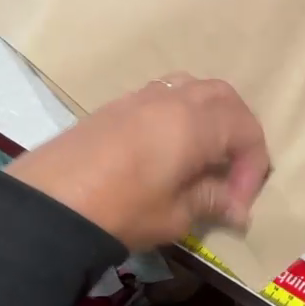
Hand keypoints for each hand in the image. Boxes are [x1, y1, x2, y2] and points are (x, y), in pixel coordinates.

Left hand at [7, 73, 270, 250]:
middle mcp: (173, 99)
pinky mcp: (118, 107)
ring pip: (194, 90)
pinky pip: (166, 97)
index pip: (247, 131)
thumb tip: (236, 208)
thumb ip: (212, 202)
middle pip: (225, 98)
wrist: (52, 203)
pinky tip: (174, 155)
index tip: (238, 206)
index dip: (253, 170)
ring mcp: (142, 97)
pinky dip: (183, 119)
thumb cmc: (124, 210)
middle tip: (234, 174)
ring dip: (212, 121)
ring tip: (206, 160)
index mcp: (195, 124)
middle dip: (240, 135)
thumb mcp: (178, 215)